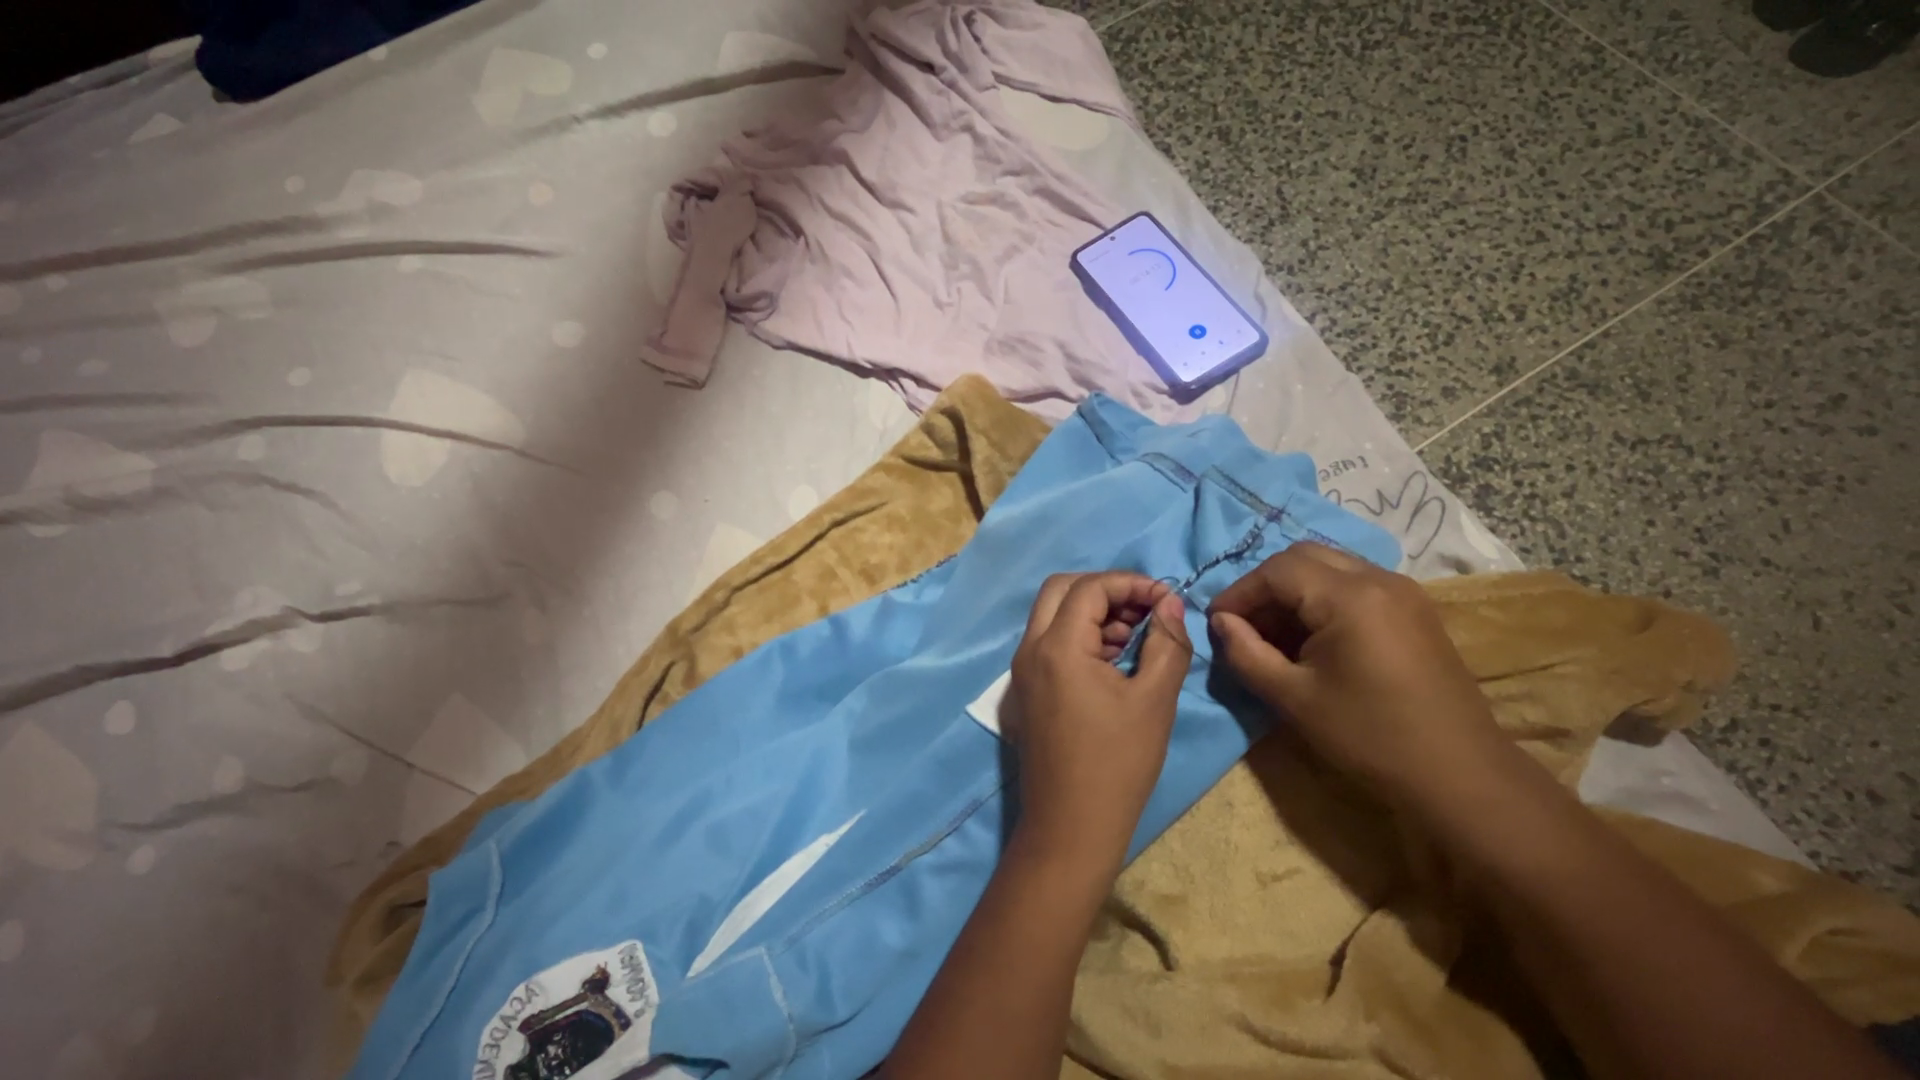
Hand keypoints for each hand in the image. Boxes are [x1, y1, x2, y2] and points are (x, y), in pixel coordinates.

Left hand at [1008, 573, 1192, 866]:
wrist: (1070, 826)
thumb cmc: (1118, 762)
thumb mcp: (1154, 699)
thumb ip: (1167, 643)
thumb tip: (1171, 604)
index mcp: (1057, 646)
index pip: (1091, 588)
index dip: (1132, 584)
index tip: (1167, 600)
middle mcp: (1030, 650)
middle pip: (1061, 590)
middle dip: (1106, 591)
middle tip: (1145, 612)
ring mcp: (1021, 672)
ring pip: (1052, 617)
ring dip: (1092, 615)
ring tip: (1136, 641)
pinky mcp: (1025, 693)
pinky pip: (1048, 645)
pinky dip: (1079, 638)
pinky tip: (1114, 664)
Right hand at [1207, 542, 1508, 811]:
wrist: (1458, 774)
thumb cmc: (1369, 736)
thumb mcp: (1293, 698)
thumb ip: (1247, 654)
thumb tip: (1221, 623)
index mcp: (1349, 596)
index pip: (1277, 570)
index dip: (1240, 593)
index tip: (1216, 624)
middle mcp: (1379, 579)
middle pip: (1305, 557)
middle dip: (1266, 586)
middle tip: (1243, 626)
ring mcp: (1403, 592)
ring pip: (1332, 568)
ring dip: (1294, 591)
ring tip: (1273, 636)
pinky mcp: (1415, 611)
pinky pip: (1356, 585)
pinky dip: (1323, 599)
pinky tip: (1312, 641)